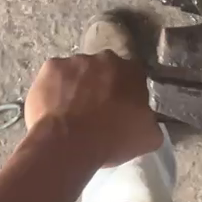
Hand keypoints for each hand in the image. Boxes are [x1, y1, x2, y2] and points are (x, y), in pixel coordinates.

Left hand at [23, 52, 162, 169]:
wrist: (69, 143)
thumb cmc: (112, 139)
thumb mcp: (148, 137)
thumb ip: (150, 121)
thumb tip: (146, 120)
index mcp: (132, 70)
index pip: (133, 76)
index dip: (127, 93)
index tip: (122, 109)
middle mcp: (104, 58)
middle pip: (104, 70)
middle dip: (101, 86)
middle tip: (96, 111)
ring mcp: (75, 61)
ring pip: (78, 72)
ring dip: (77, 87)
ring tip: (72, 113)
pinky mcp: (50, 68)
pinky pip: (55, 77)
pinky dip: (55, 89)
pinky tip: (55, 109)